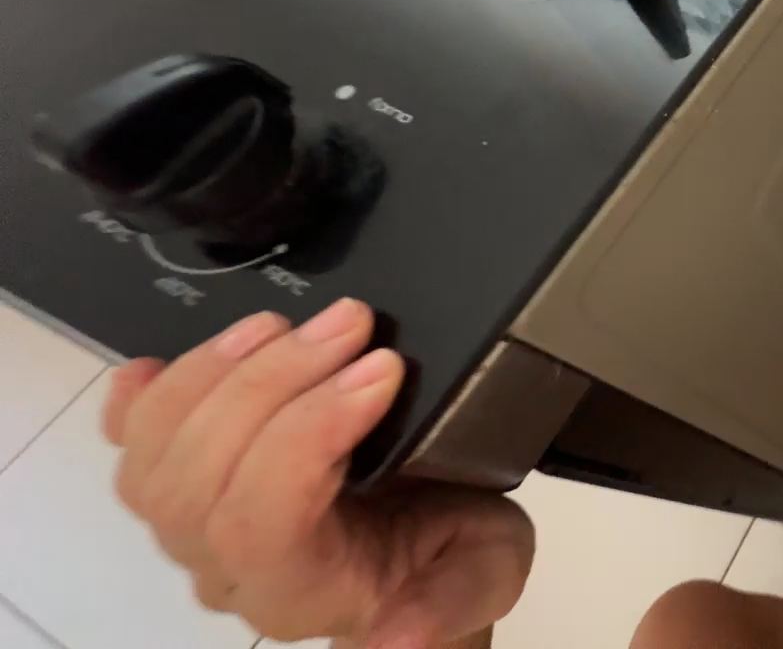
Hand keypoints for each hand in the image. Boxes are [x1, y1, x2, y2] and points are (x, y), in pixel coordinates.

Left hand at [104, 299, 533, 648]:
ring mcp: (207, 527)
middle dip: (271, 384)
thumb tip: (399, 637)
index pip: (262, 518)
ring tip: (286, 322)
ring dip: (213, 378)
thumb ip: (454, 605)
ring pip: (157, 462)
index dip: (311, 433)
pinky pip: (138, 454)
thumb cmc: (459, 557)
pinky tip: (156, 369)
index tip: (385, 366)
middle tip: (352, 320)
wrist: (432, 553)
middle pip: (198, 481)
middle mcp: (234, 565)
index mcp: (306, 585)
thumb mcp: (488, 577)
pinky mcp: (208, 487)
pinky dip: (140, 406)